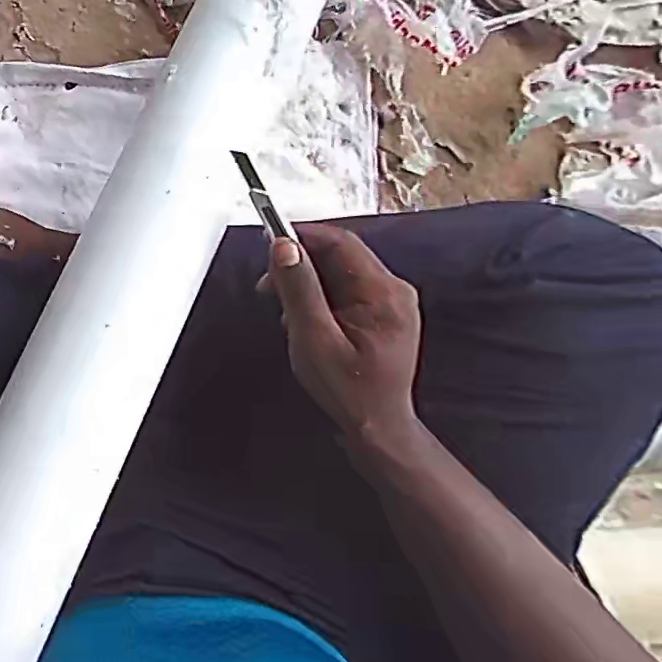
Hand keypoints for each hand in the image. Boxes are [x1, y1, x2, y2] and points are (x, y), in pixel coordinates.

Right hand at [264, 223, 421, 440]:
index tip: (269, 241)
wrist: (376, 426)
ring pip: (337, 271)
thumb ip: (298, 290)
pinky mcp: (380, 312)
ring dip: (305, 283)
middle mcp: (393, 290)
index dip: (302, 236)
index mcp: (383, 293)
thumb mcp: (313, 338)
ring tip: (286, 312)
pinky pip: (342, 288)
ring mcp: (389, 301)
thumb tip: (283, 246)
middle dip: (299, 264)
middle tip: (268, 286)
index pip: (340, 242)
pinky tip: (303, 319)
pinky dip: (316, 296)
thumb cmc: (347, 389)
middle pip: (338, 255)